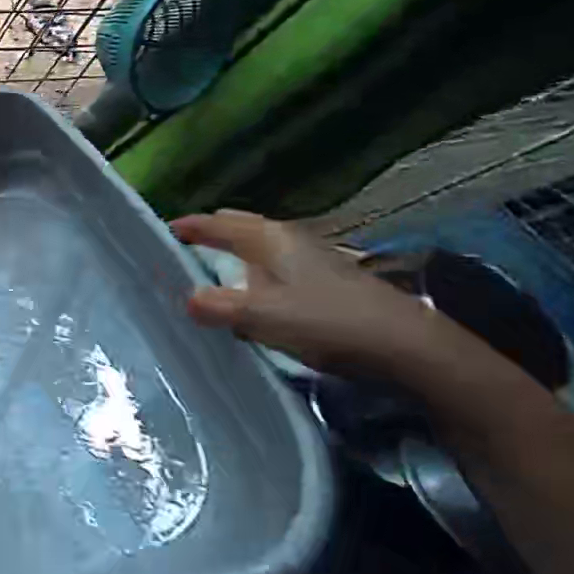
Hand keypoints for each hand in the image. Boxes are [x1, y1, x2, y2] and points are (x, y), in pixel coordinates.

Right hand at [171, 209, 478, 384]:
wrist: (413, 350)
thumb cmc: (328, 322)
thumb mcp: (261, 316)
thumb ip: (217, 306)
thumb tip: (187, 298)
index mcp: (269, 238)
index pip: (216, 223)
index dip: (188, 227)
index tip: (160, 232)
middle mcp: (290, 240)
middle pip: (241, 227)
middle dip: (212, 233)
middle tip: (182, 249)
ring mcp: (314, 261)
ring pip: (260, 249)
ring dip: (234, 255)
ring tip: (210, 273)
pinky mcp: (330, 284)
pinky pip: (276, 270)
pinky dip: (255, 275)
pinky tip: (252, 298)